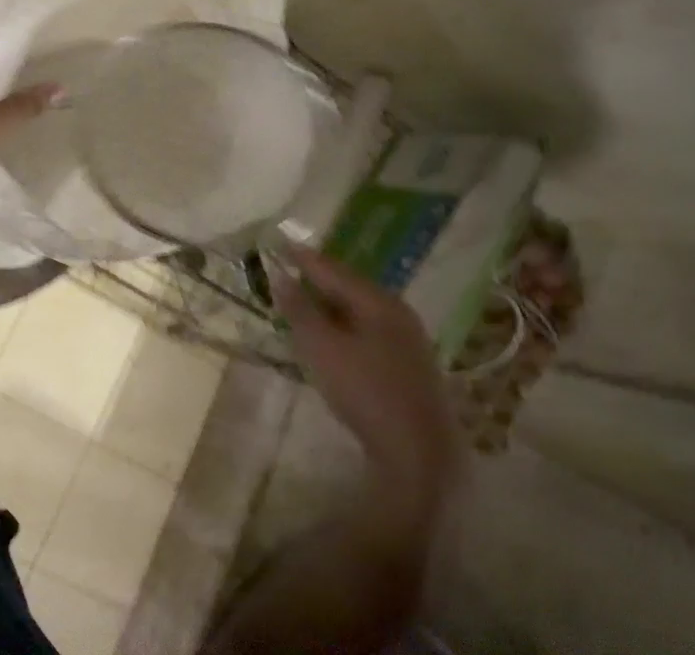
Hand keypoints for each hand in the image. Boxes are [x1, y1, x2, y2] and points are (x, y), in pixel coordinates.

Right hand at [272, 246, 458, 498]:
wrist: (417, 449)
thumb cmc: (364, 391)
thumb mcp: (320, 347)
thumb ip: (299, 309)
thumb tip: (280, 275)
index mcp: (378, 301)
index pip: (332, 269)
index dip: (302, 257)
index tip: (277, 244)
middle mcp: (397, 311)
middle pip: (350, 285)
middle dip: (317, 277)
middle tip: (286, 271)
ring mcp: (407, 338)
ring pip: (359, 308)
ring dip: (329, 302)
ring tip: (301, 301)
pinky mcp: (408, 363)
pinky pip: (367, 328)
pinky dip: (343, 323)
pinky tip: (330, 335)